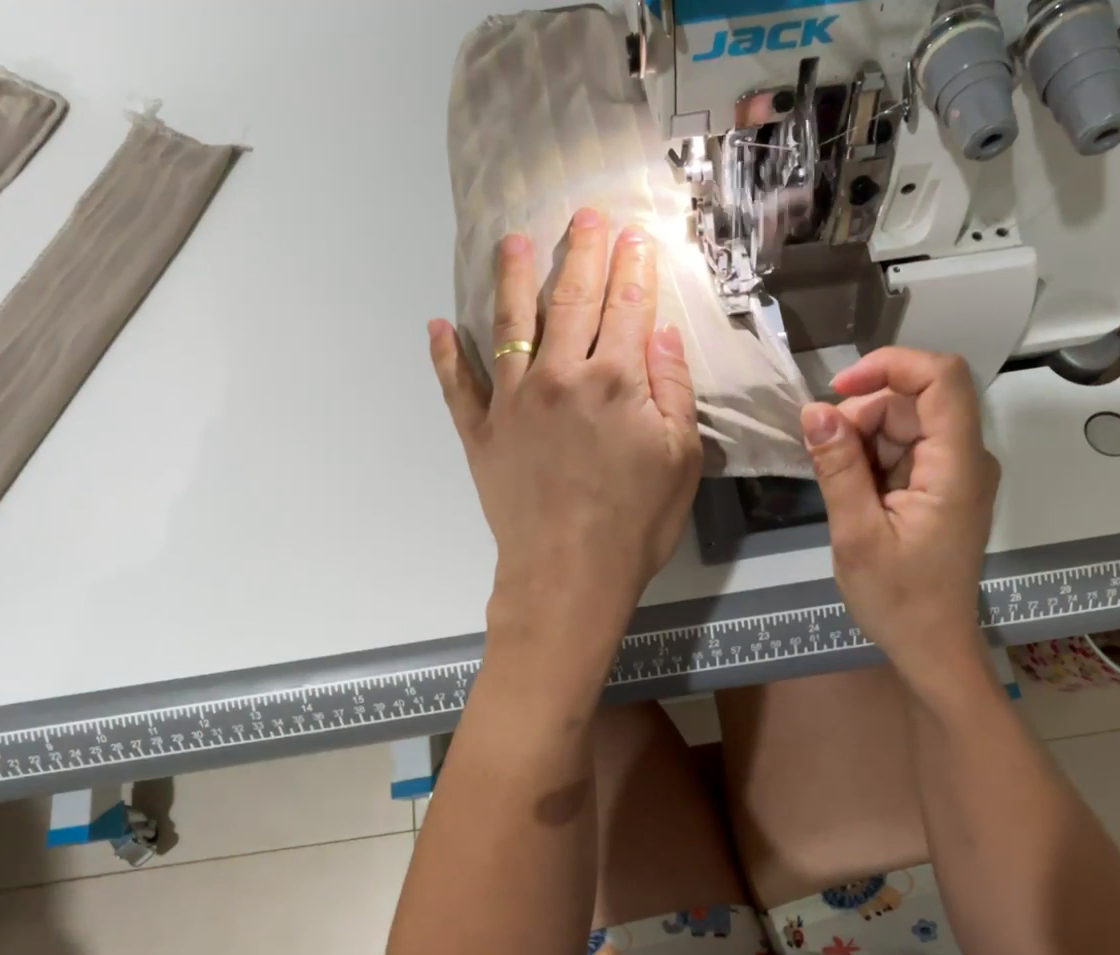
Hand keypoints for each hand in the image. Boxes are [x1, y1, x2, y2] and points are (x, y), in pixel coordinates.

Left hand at [429, 208, 701, 636]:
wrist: (569, 574)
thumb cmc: (635, 523)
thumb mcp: (681, 459)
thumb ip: (672, 391)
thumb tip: (660, 334)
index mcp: (615, 380)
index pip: (627, 306)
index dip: (634, 266)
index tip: (635, 235)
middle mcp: (560, 376)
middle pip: (571, 299)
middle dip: (581, 252)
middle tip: (584, 216)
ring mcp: (513, 401)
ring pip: (511, 324)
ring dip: (512, 278)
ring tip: (513, 240)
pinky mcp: (480, 431)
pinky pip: (458, 385)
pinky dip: (446, 356)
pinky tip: (438, 327)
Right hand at [802, 348, 999, 678]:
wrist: (933, 647)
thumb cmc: (898, 601)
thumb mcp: (857, 535)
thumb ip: (838, 468)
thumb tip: (814, 410)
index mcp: (956, 468)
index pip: (942, 378)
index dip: (890, 365)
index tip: (839, 390)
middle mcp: (966, 459)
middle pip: (918, 398)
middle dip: (865, 410)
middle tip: (826, 456)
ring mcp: (957, 472)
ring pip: (909, 420)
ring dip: (865, 435)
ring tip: (840, 483)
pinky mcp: (944, 486)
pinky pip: (908, 447)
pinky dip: (874, 456)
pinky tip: (854, 490)